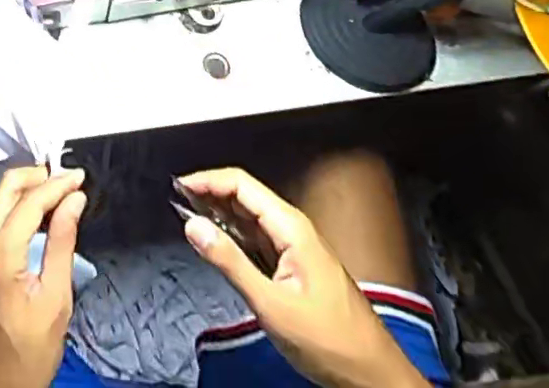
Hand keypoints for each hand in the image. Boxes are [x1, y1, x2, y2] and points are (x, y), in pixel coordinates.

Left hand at [0, 166, 87, 387]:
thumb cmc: (26, 356)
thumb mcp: (55, 300)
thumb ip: (62, 241)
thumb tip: (74, 200)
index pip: (30, 201)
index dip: (58, 184)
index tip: (81, 178)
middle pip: (7, 188)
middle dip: (38, 177)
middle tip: (68, 180)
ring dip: (26, 190)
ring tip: (58, 196)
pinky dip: (14, 207)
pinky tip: (36, 215)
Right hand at [178, 168, 429, 387]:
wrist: (372, 374)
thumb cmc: (329, 340)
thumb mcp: (271, 303)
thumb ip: (230, 262)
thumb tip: (193, 225)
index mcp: (290, 226)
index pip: (241, 184)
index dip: (208, 180)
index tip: (179, 187)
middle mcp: (292, 228)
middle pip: (244, 195)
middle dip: (210, 192)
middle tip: (177, 199)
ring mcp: (293, 245)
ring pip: (249, 216)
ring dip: (218, 212)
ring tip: (188, 213)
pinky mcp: (291, 264)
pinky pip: (256, 237)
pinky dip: (231, 233)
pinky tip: (215, 239)